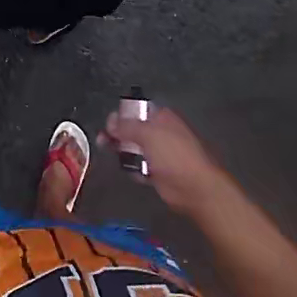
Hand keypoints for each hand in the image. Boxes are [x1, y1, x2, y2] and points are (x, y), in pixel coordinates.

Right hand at [100, 107, 240, 219]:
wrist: (194, 186)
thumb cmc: (174, 155)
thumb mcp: (148, 134)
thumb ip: (127, 126)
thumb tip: (111, 121)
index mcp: (162, 117)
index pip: (138, 110)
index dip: (122, 115)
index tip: (108, 123)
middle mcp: (161, 132)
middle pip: (134, 129)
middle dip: (118, 133)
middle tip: (103, 140)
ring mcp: (160, 152)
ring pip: (135, 148)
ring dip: (122, 151)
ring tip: (109, 153)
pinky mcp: (157, 172)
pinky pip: (139, 166)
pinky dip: (132, 167)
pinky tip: (126, 169)